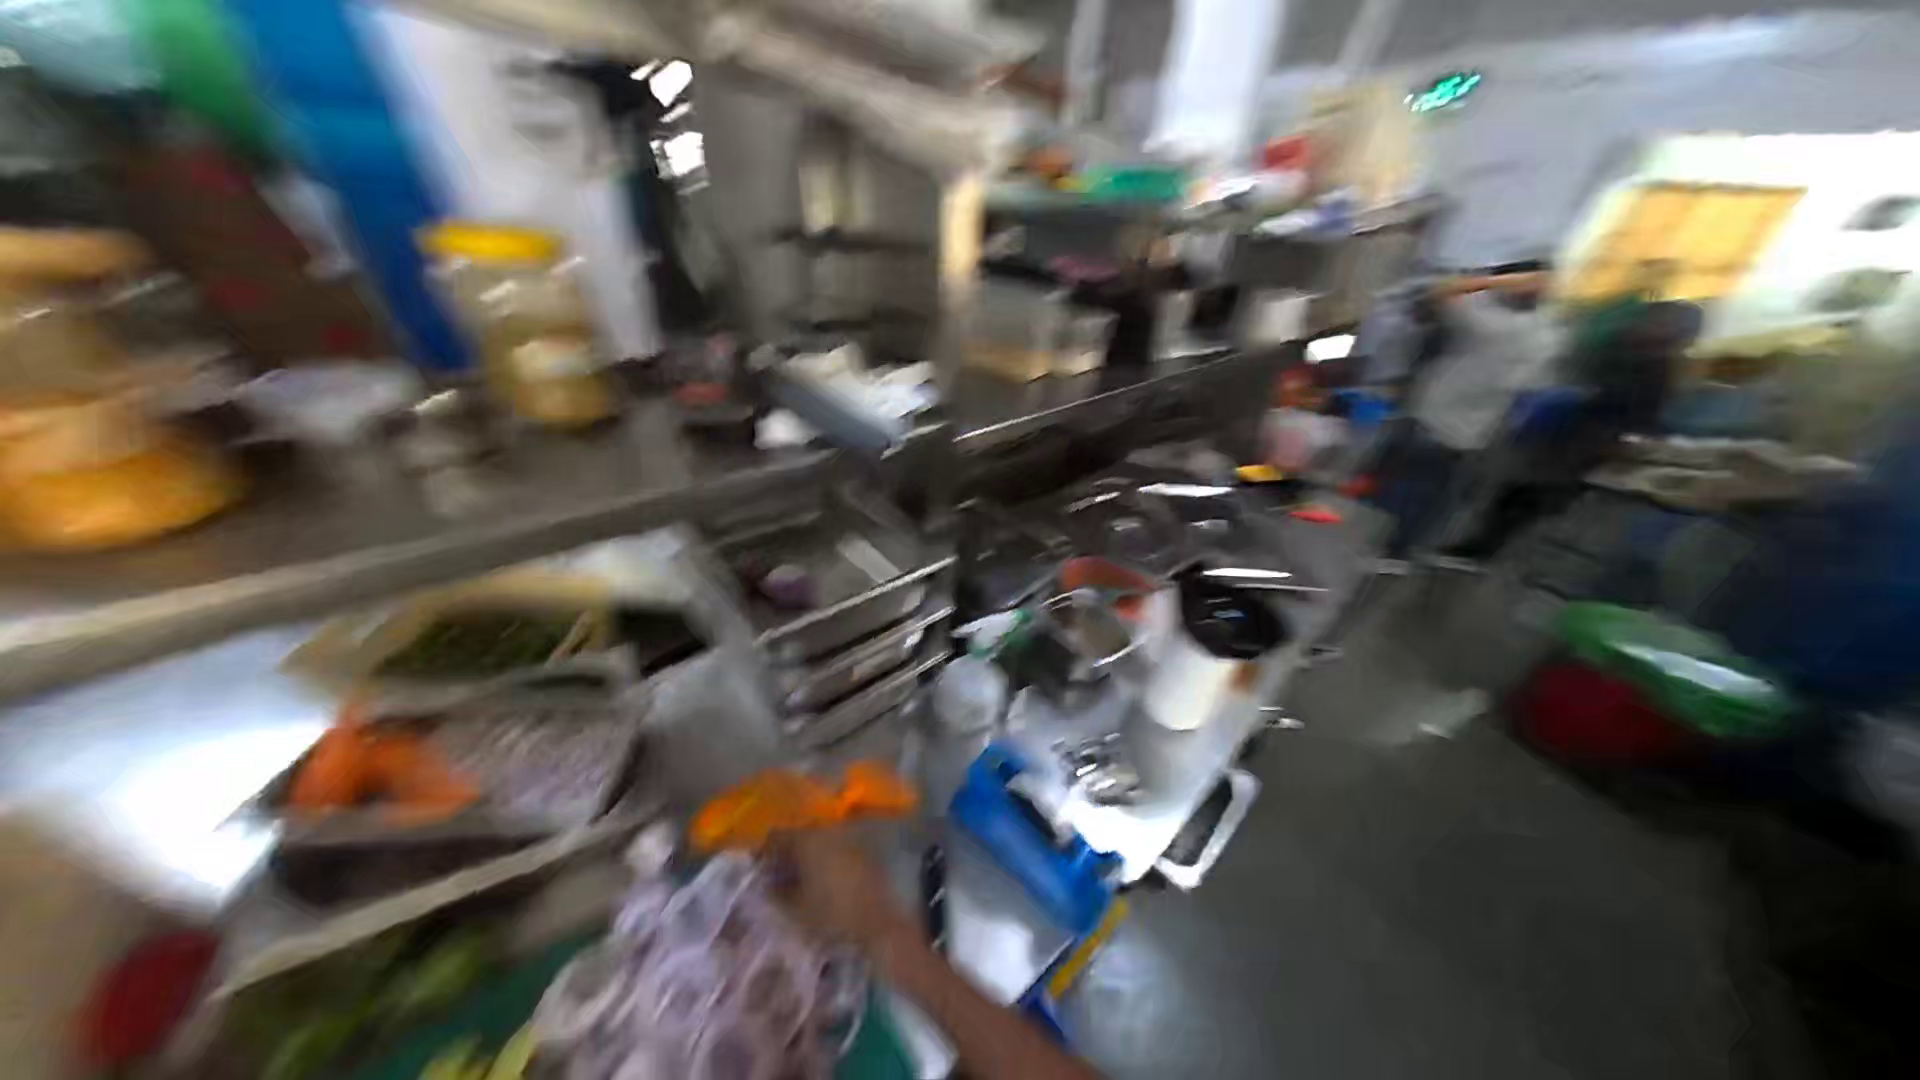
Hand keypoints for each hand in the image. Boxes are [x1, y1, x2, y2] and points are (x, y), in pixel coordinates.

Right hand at [769, 828, 917, 955]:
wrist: (878, 923)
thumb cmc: (831, 915)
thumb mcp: (794, 909)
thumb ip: (775, 891)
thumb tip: (766, 881)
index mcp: (808, 839)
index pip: (777, 835)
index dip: (765, 852)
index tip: (759, 870)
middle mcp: (828, 831)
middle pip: (799, 835)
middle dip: (786, 852)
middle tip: (778, 876)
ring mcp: (848, 838)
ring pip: (818, 840)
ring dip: (806, 855)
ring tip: (798, 881)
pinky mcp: (863, 850)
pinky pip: (836, 848)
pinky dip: (825, 859)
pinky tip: (822, 881)